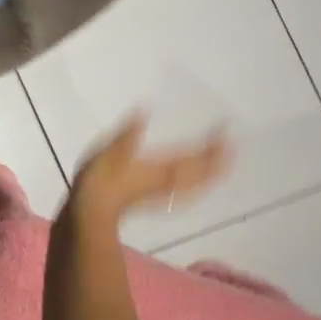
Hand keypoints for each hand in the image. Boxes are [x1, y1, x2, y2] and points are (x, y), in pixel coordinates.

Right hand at [69, 116, 231, 223]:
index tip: (226, 127)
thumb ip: (129, 132)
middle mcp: (170, 180)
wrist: (91, 212)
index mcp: (164, 166)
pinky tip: (194, 183)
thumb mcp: (111, 151)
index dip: (214, 142)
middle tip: (229, 143)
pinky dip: (198, 185)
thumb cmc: (101, 180)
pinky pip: (186, 191)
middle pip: (204, 172)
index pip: (198, 154)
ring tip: (222, 162)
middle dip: (220, 158)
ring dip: (213, 173)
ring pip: (198, 184)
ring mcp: (164, 193)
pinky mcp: (156, 201)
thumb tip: (144, 108)